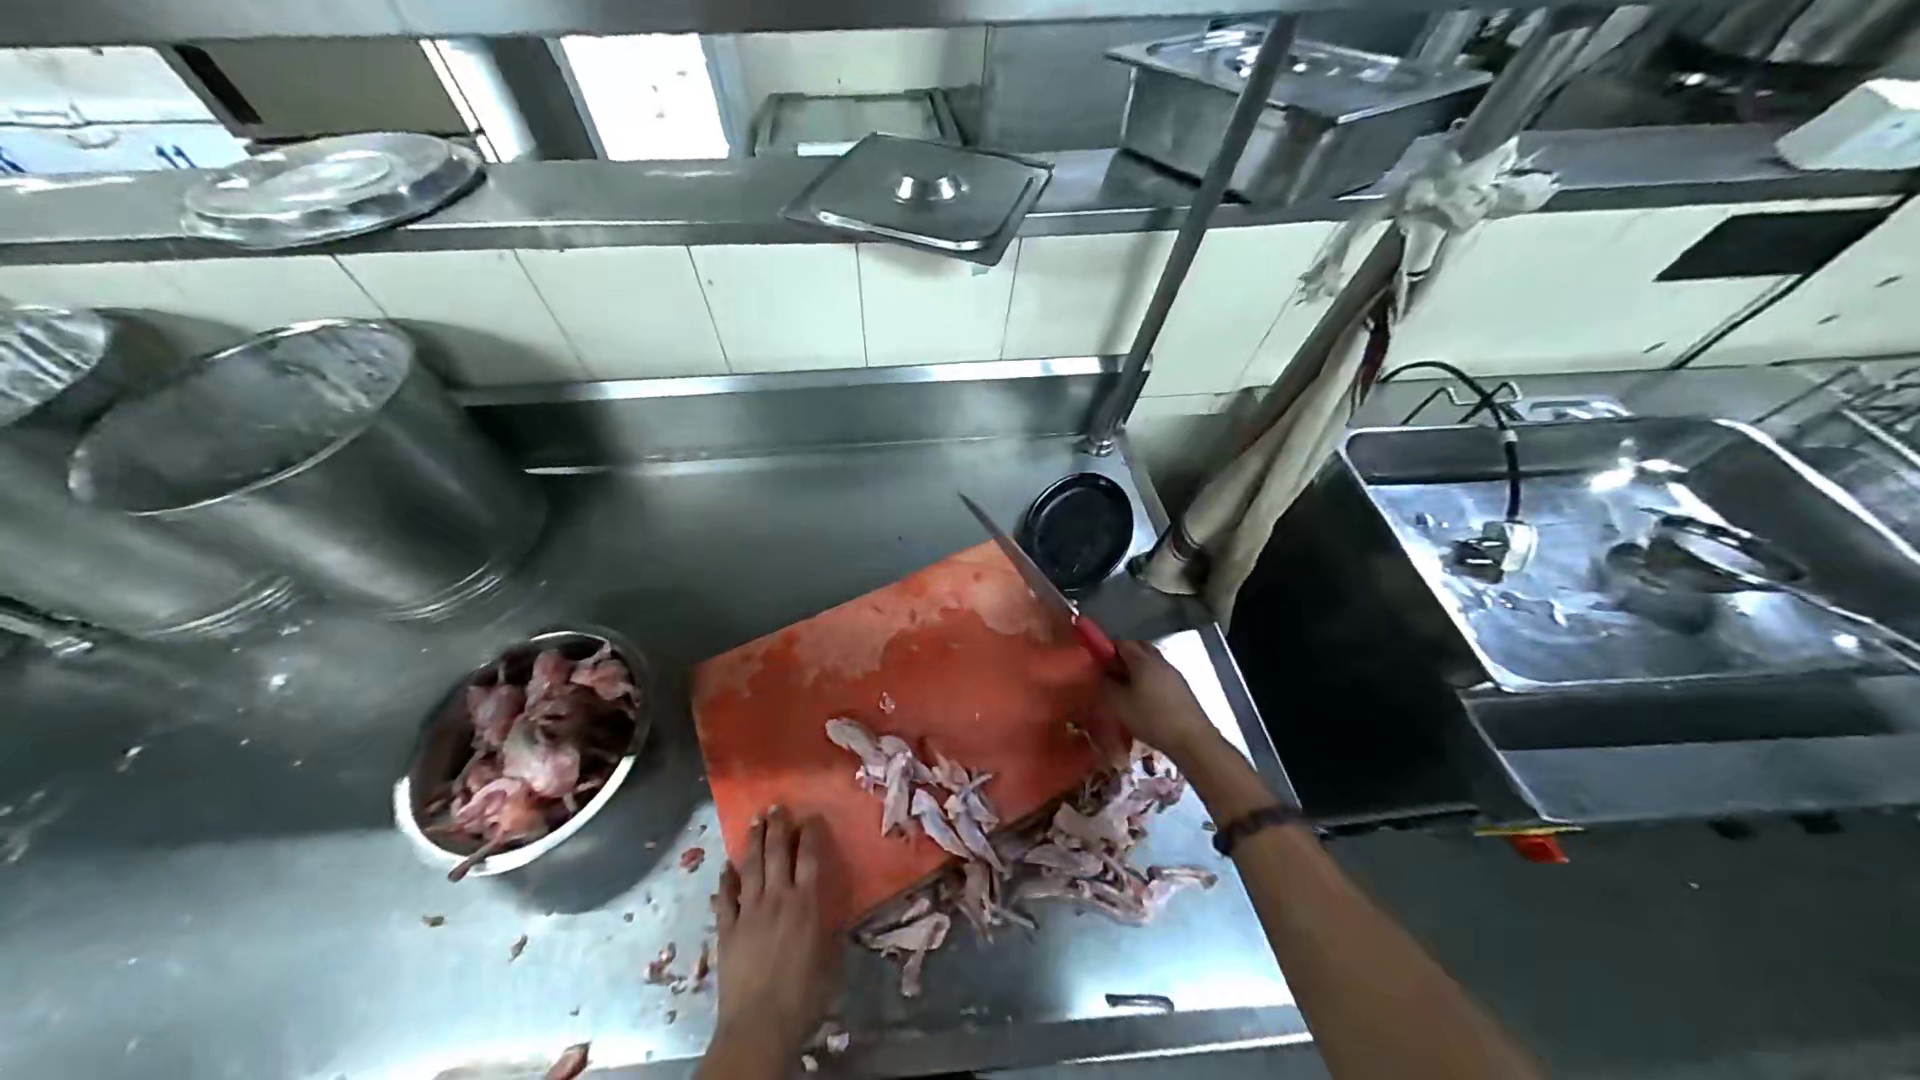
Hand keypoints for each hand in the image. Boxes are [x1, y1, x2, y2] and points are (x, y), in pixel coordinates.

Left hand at [709, 807, 841, 1060]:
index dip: (810, 833)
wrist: (760, 1025)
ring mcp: (748, 912)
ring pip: (750, 867)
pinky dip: (726, 879)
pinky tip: (726, 866)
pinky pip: (725, 898)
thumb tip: (835, 914)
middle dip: (778, 826)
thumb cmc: (804, 995)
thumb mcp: (831, 960)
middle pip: (777, 853)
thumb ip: (831, 930)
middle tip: (777, 805)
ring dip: (752, 841)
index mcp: (805, 903)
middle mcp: (777, 899)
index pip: (809, 857)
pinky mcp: (727, 930)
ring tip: (754, 820)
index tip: (810, 816)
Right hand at [1099, 640, 1221, 763]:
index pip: (1123, 642)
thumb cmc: (1152, 719)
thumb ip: (1107, 685)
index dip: (1108, 646)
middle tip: (1111, 668)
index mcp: (1143, 661)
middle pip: (1140, 647)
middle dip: (1124, 653)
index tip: (1097, 657)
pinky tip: (1143, 693)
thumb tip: (1102, 673)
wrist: (1192, 739)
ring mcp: (1173, 673)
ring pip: (1151, 659)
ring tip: (1125, 682)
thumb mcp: (1120, 704)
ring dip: (1137, 665)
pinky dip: (1148, 675)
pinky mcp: (1181, 687)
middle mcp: (1160, 661)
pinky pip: (1160, 672)